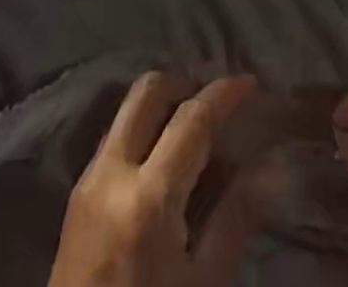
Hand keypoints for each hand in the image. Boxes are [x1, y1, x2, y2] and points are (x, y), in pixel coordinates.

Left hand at [49, 72, 263, 286]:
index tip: (250, 83)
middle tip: (218, 100)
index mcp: (149, 198)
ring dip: (163, 100)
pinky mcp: (77, 190)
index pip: (191, 120)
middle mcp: (112, 172)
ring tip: (197, 122)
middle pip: (147, 92)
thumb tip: (271, 166)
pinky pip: (115, 134)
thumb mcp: (204, 282)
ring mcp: (88, 178)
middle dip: (186, 81)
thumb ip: (236, 217)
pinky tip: (167, 152)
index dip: (224, 94)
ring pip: (127, 108)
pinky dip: (144, 125)